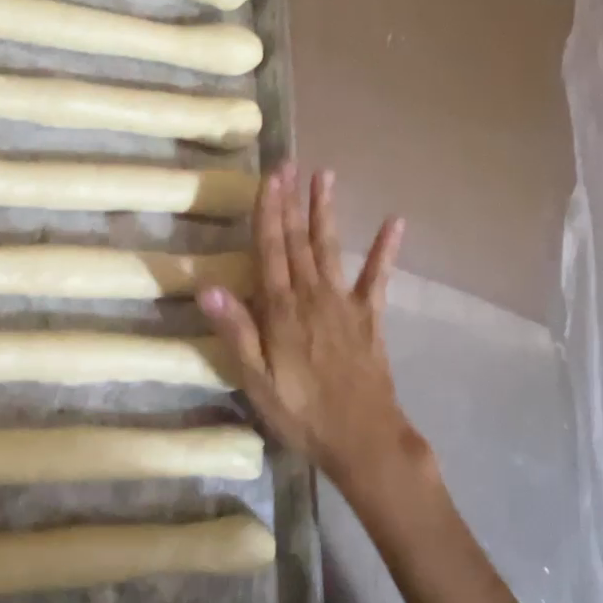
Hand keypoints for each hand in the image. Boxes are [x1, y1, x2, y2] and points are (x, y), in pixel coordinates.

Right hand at [198, 164, 424, 482]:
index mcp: (282, 310)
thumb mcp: (257, 381)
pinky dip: (386, 250)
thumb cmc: (302, 414)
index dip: (268, 212)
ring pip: (331, 248)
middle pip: (298, 241)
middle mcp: (313, 296)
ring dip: (326, 212)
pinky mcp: (371, 317)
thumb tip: (207, 287)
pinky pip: (378, 278)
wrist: (364, 439)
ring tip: (325, 176)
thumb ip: (236, 332)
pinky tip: (395, 222)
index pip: (270, 250)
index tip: (268, 177)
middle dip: (291, 201)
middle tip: (288, 164)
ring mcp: (345, 304)